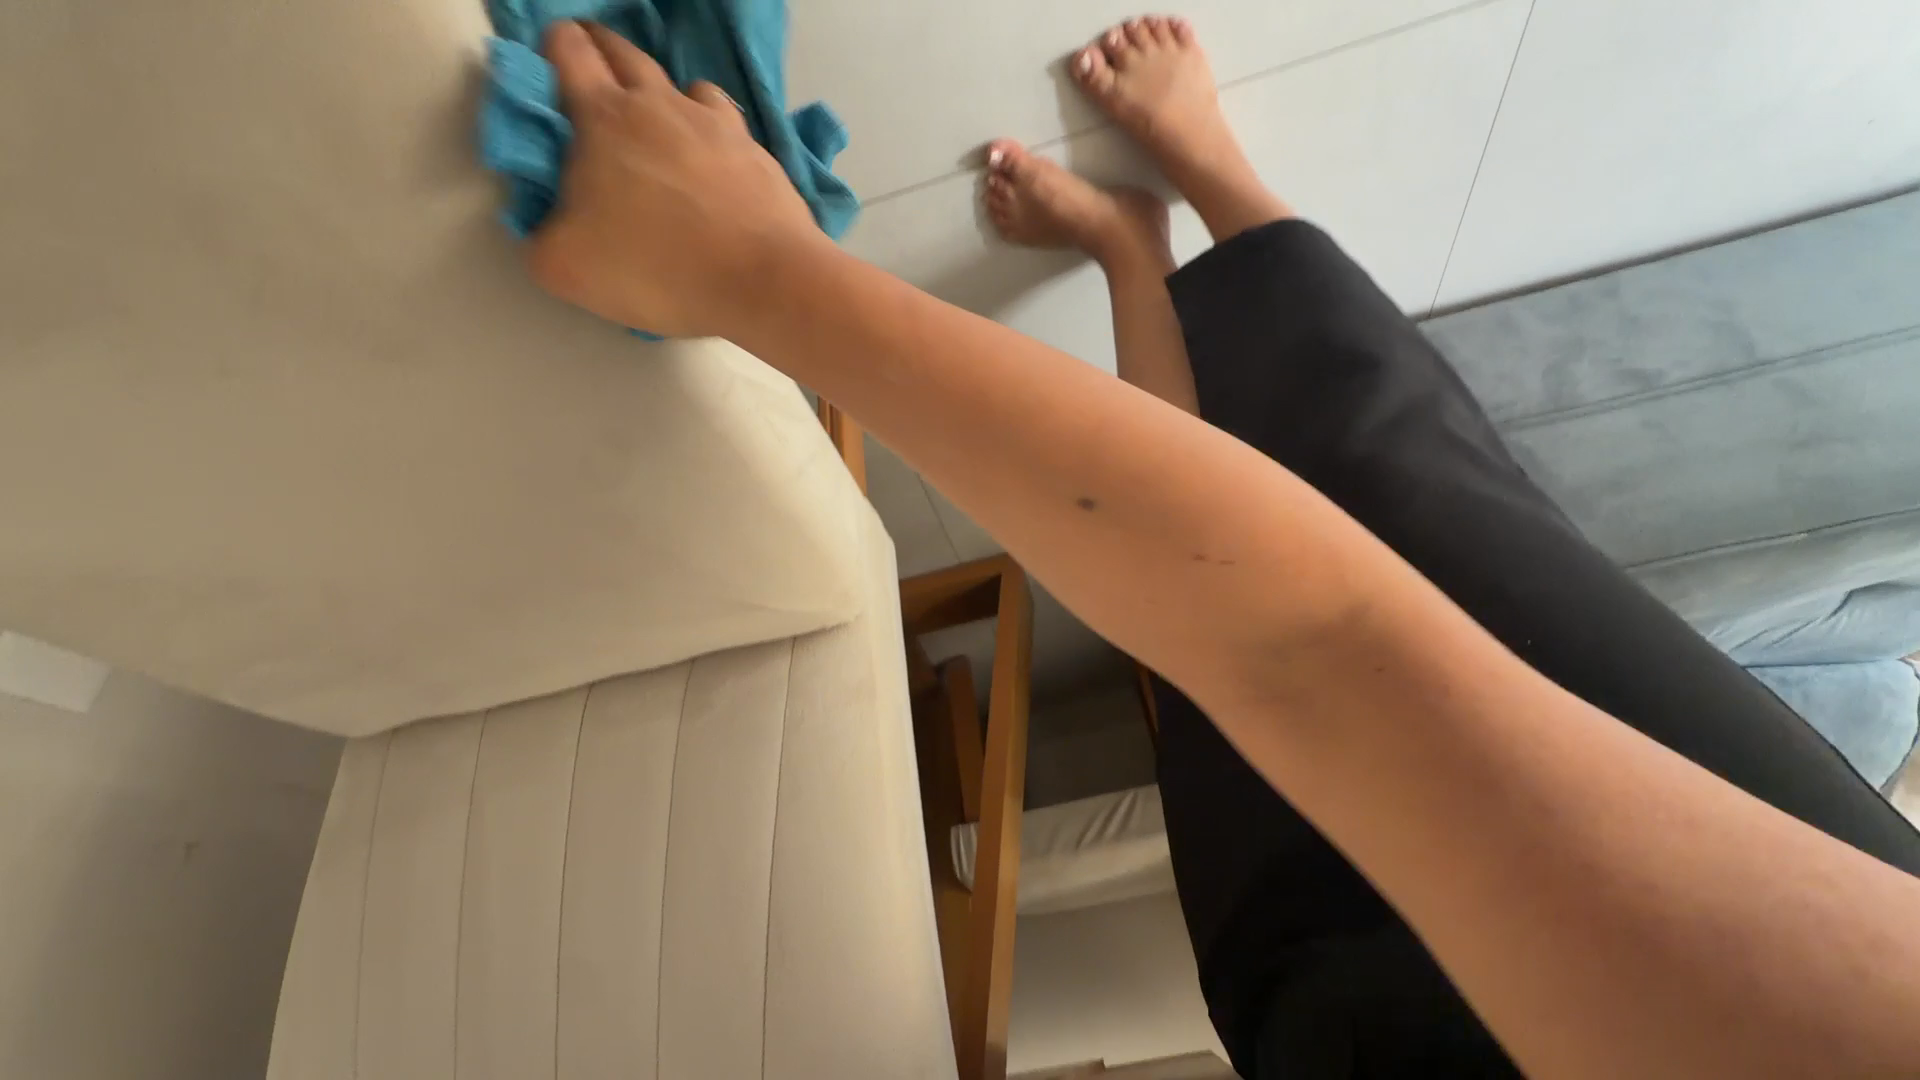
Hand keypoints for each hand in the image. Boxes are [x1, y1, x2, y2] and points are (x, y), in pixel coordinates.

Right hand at [525, 21, 828, 338]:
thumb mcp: (567, 266)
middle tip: (597, 80)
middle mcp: (664, 104)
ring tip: (665, 128)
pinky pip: (731, 130)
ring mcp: (720, 127)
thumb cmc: (658, 269)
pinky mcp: (761, 157)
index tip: (553, 70)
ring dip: (669, 97)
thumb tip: (551, 222)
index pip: (568, 51)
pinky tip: (718, 165)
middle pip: (626, 53)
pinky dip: (717, 137)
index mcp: (605, 116)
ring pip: (688, 87)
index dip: (553, 51)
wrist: (763, 283)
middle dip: (603, 55)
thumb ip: (542, 235)